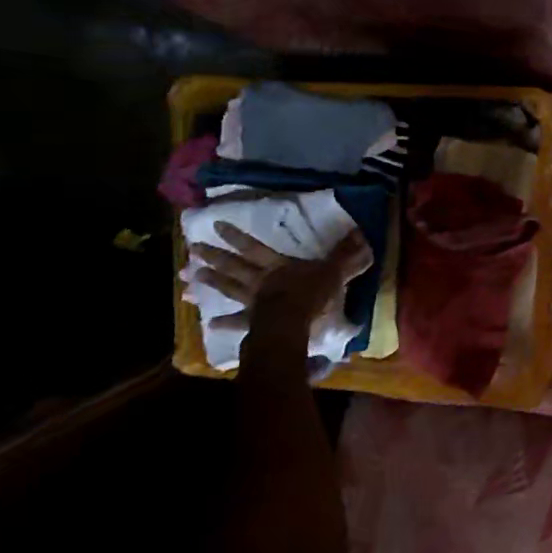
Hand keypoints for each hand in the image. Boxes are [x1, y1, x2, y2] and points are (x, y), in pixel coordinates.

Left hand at [190, 223, 371, 345]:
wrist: (293, 326)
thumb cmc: (312, 295)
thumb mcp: (334, 270)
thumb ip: (345, 253)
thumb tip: (360, 232)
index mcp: (278, 267)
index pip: (255, 248)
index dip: (237, 237)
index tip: (217, 225)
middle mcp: (261, 281)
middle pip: (235, 267)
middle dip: (215, 257)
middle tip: (194, 248)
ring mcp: (253, 302)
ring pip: (230, 289)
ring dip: (212, 282)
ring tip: (191, 274)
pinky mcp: (252, 323)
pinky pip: (237, 321)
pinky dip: (224, 321)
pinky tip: (211, 322)